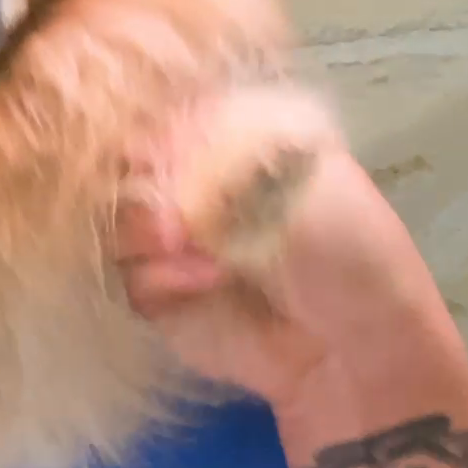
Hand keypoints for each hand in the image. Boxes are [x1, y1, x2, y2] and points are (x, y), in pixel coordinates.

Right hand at [119, 149, 445, 408]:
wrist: (347, 347)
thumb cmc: (347, 252)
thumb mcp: (298, 180)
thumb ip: (220, 161)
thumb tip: (151, 155)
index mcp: (237, 147)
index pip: (172, 121)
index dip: (161, 135)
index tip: (170, 153)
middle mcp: (198, 192)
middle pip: (131, 173)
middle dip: (146, 191)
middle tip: (172, 217)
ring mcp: (176, 247)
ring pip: (120, 226)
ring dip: (146, 234)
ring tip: (191, 253)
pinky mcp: (161, 298)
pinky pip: (132, 278)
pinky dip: (158, 278)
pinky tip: (201, 283)